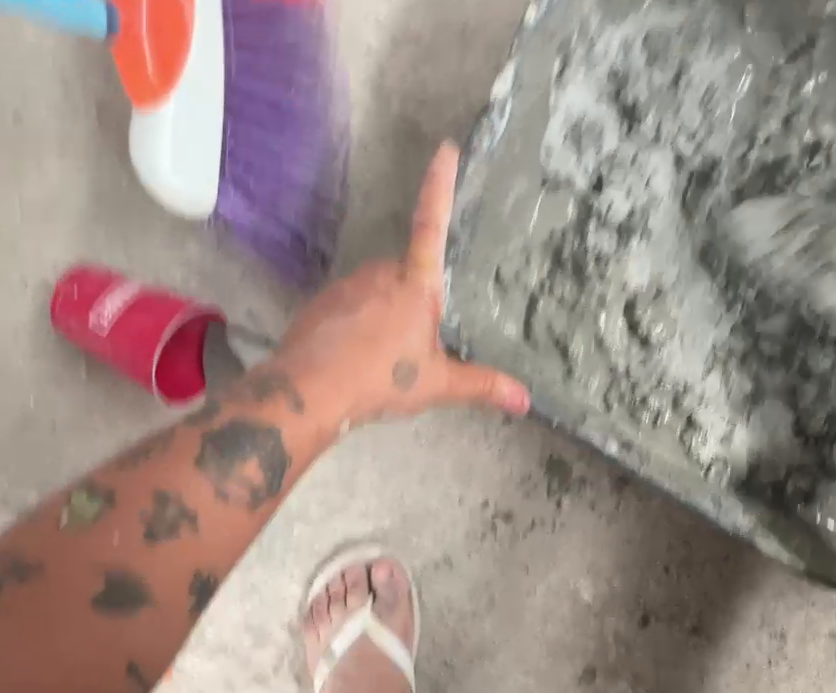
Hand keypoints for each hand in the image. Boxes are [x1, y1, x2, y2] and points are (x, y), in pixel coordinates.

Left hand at [269, 143, 529, 422]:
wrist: (309, 391)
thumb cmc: (381, 379)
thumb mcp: (439, 385)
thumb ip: (482, 385)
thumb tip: (526, 399)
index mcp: (415, 284)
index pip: (433, 224)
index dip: (440, 186)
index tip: (445, 150)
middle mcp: (380, 272)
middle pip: (409, 274)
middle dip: (418, 301)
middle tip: (421, 345)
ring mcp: (348, 284)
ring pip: (380, 291)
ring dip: (390, 315)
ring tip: (391, 359)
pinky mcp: (324, 302)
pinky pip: (354, 306)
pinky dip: (363, 325)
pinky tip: (364, 358)